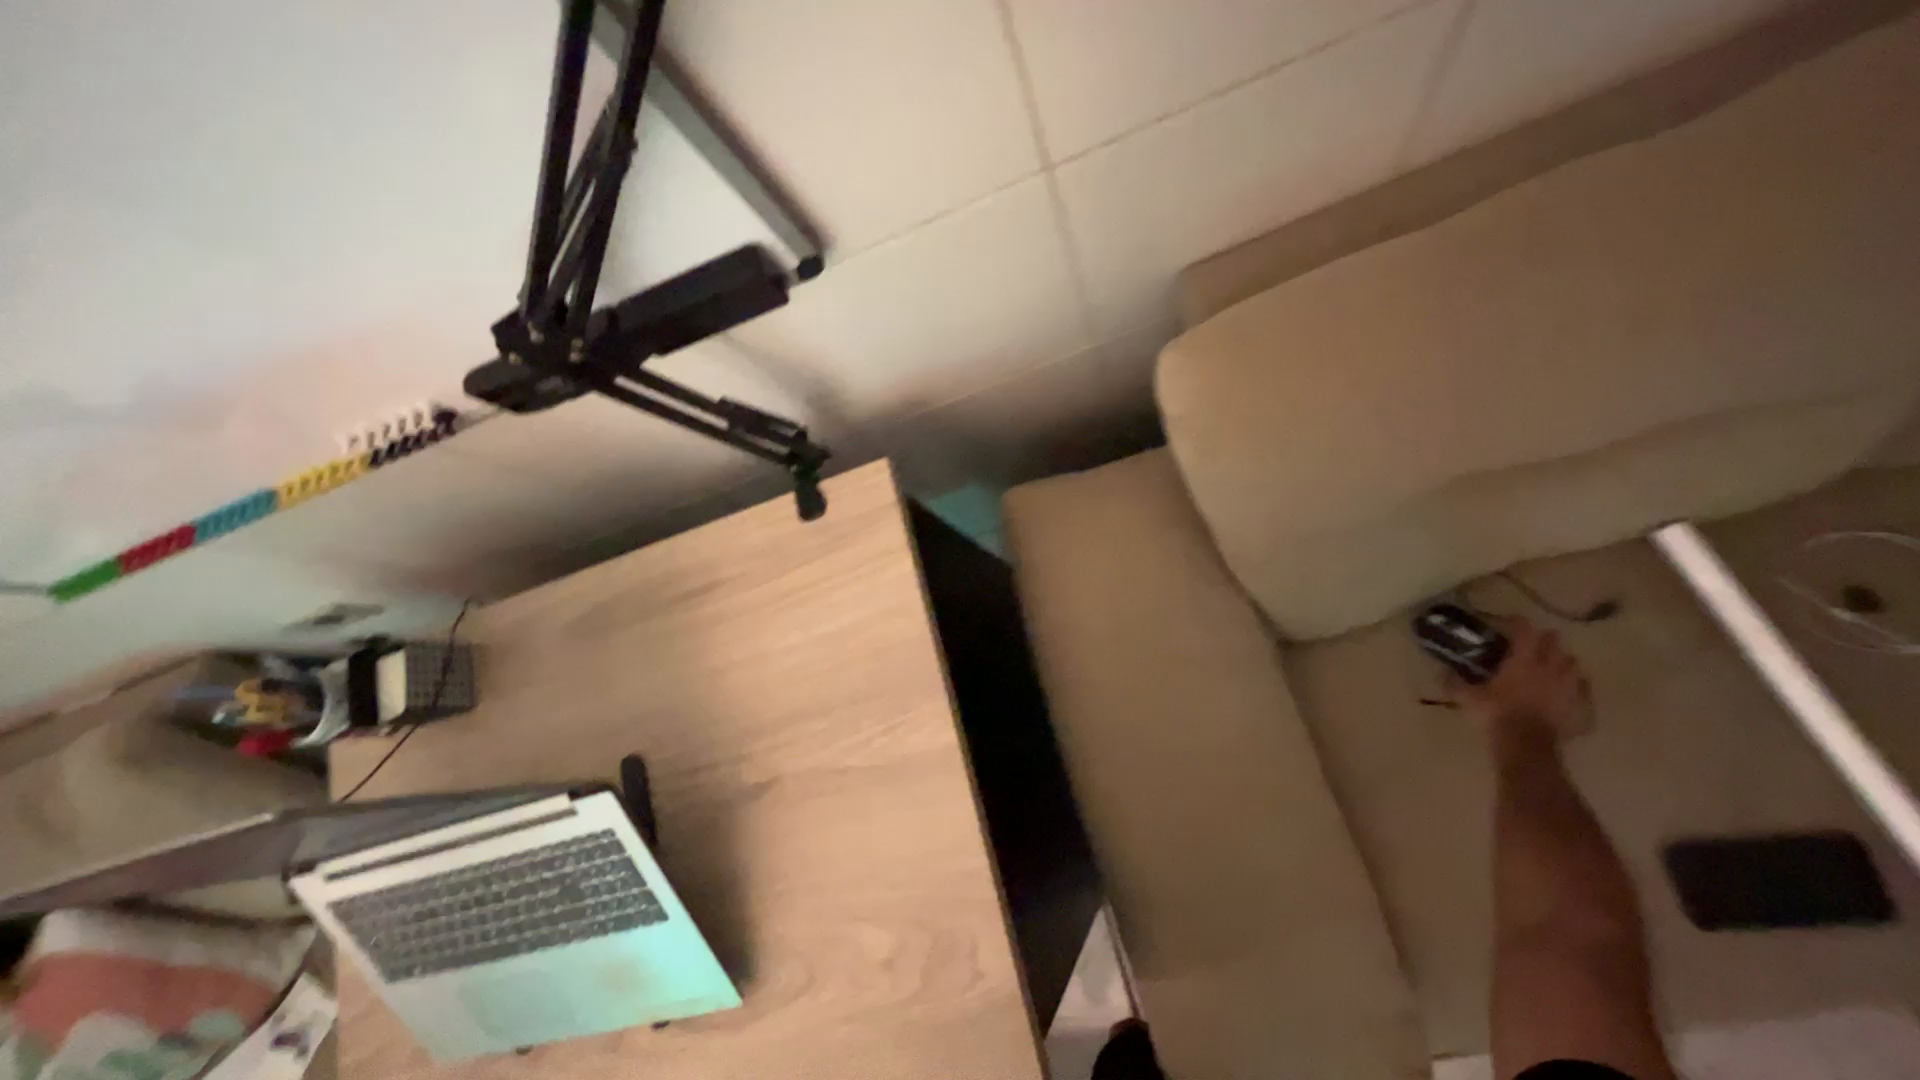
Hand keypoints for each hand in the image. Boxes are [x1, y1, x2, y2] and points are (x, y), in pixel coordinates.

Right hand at [1447, 616, 1593, 741]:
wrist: (1526, 745)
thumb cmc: (1496, 715)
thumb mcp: (1468, 698)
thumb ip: (1454, 683)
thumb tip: (1440, 671)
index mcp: (1522, 661)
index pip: (1524, 632)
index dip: (1518, 622)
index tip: (1511, 620)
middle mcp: (1547, 668)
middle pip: (1554, 643)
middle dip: (1546, 638)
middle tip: (1535, 640)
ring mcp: (1566, 686)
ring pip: (1572, 663)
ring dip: (1563, 659)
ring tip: (1555, 662)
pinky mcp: (1576, 704)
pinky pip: (1583, 689)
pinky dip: (1578, 685)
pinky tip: (1571, 688)